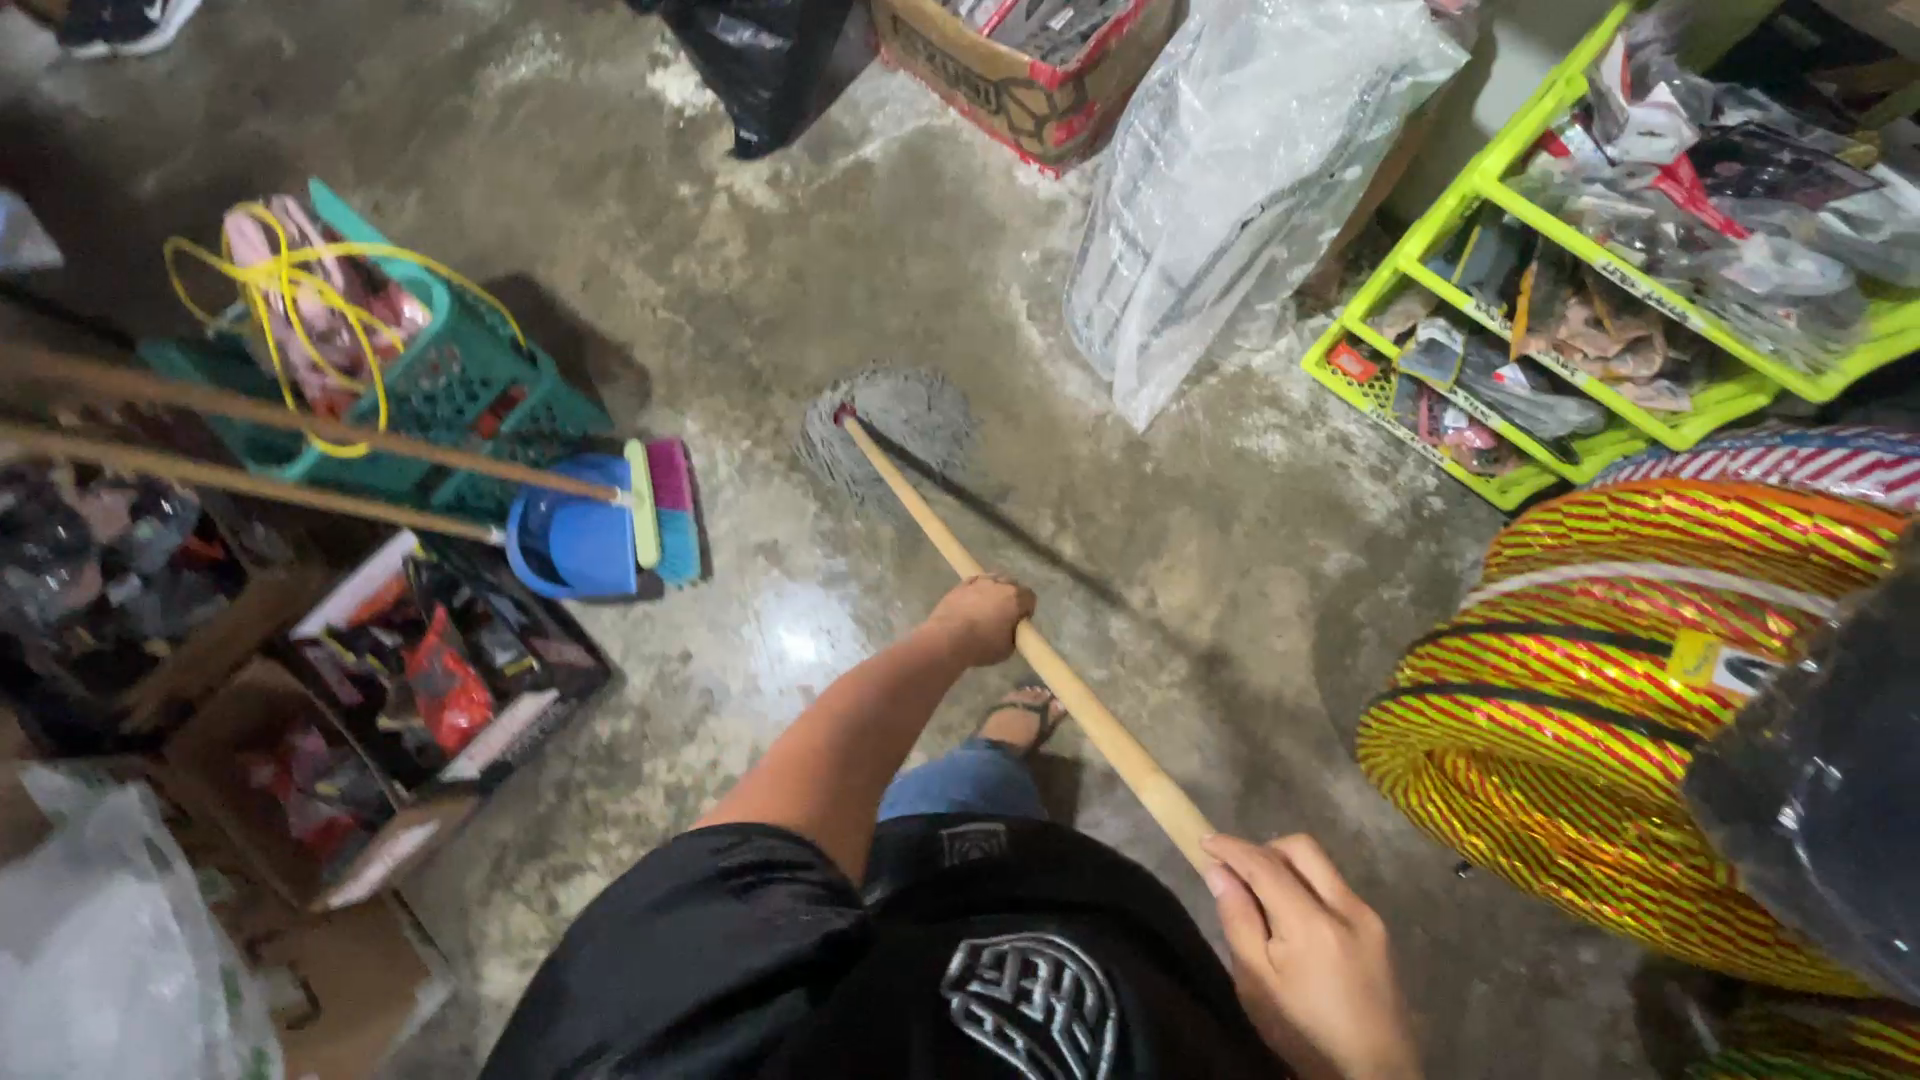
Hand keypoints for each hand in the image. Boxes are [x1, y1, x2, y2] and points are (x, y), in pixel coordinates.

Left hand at [919, 574, 1035, 667]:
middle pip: (1012, 585)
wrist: (948, 638)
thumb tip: (1010, 630)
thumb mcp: (1008, 648)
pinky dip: (977, 589)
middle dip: (1012, 597)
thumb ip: (1014, 634)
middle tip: (1004, 614)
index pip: (1030, 597)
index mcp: (1016, 598)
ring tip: (987, 606)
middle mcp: (999, 585)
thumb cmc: (982, 645)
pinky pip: (974, 581)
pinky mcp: (960, 585)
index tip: (1020, 622)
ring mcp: (979, 582)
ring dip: (994, 590)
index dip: (1027, 610)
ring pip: (993, 579)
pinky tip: (972, 600)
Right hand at [1202, 834, 1419, 1079]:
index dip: (1232, 848)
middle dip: (1264, 848)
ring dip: (1287, 867)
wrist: (1373, 1077)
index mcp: (1312, 924)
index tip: (1205, 840)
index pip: (1265, 864)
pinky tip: (1294, 919)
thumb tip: (1219, 872)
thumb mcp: (1257, 983)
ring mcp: (1369, 918)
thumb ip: (1238, 920)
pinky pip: (1336, 889)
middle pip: (1301, 848)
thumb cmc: (1304, 1033)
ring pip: (1322, 866)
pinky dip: (1308, 887)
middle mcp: (1347, 908)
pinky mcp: (1379, 931)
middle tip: (1238, 871)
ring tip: (1263, 898)